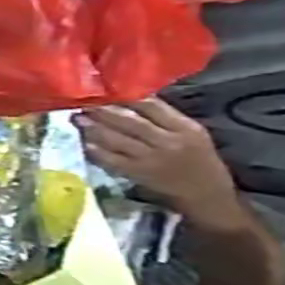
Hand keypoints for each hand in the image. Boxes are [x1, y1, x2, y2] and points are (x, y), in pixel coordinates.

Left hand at [79, 99, 239, 217]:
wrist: (207, 193)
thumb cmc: (196, 157)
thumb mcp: (190, 132)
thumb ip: (163, 116)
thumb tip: (128, 96)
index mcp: (185, 128)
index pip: (151, 106)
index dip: (124, 96)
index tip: (103, 90)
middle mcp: (169, 142)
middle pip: (129, 122)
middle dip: (102, 111)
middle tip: (83, 104)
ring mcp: (152, 159)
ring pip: (117, 139)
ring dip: (93, 128)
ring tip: (78, 118)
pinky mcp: (139, 173)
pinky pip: (111, 159)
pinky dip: (96, 150)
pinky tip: (84, 142)